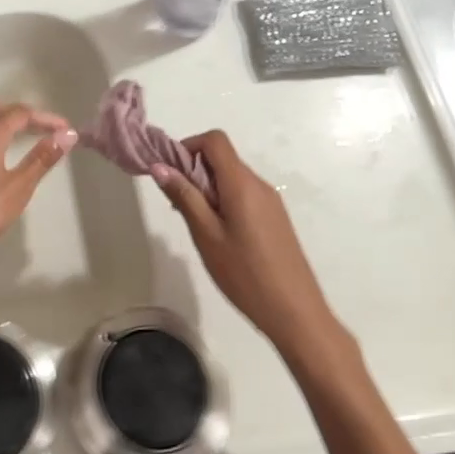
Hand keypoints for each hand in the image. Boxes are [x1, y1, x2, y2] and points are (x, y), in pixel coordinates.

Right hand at [151, 131, 335, 341]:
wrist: (295, 312)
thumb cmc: (244, 274)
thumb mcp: (206, 235)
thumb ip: (184, 197)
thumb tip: (159, 166)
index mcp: (242, 184)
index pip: (214, 140)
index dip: (187, 147)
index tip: (169, 174)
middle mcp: (259, 185)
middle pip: (222, 158)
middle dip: (193, 172)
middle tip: (177, 207)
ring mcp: (270, 202)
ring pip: (231, 178)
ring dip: (207, 189)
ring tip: (197, 227)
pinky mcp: (275, 219)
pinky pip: (243, 196)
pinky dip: (223, 202)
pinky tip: (218, 237)